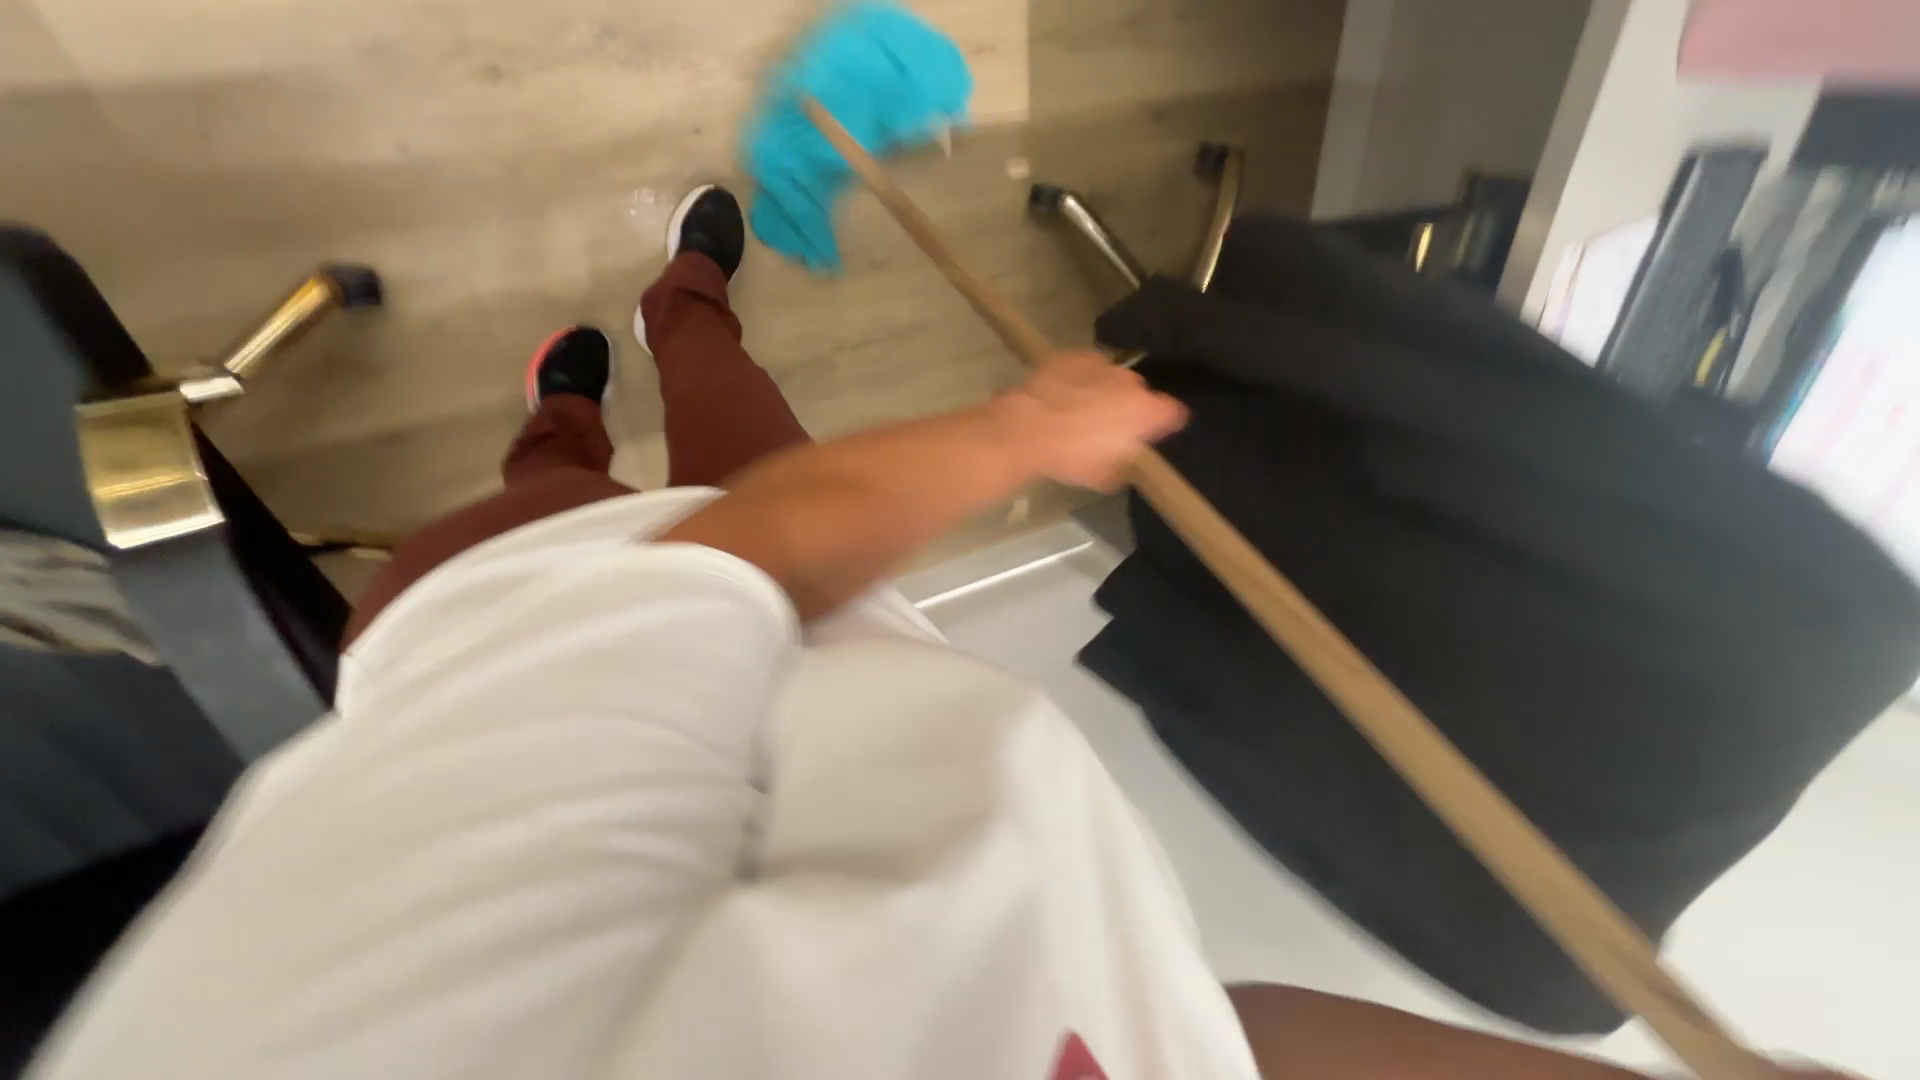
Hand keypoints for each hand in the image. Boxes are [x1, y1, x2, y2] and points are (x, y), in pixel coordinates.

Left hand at [991, 351, 1187, 490]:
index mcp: (1146, 412)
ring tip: (1080, 408)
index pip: (1174, 414)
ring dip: (1103, 390)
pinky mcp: (1074, 354)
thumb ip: (1124, 462)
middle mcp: (1131, 382)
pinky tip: (1064, 392)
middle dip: (1128, 406)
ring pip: (1112, 378)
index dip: (1164, 423)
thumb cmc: (1071, 457)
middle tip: (1107, 425)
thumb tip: (1123, 459)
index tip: (1155, 431)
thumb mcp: (1104, 475)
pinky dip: (1080, 377)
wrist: (1027, 428)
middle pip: (1139, 393)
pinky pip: (1085, 367)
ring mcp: (1102, 364)